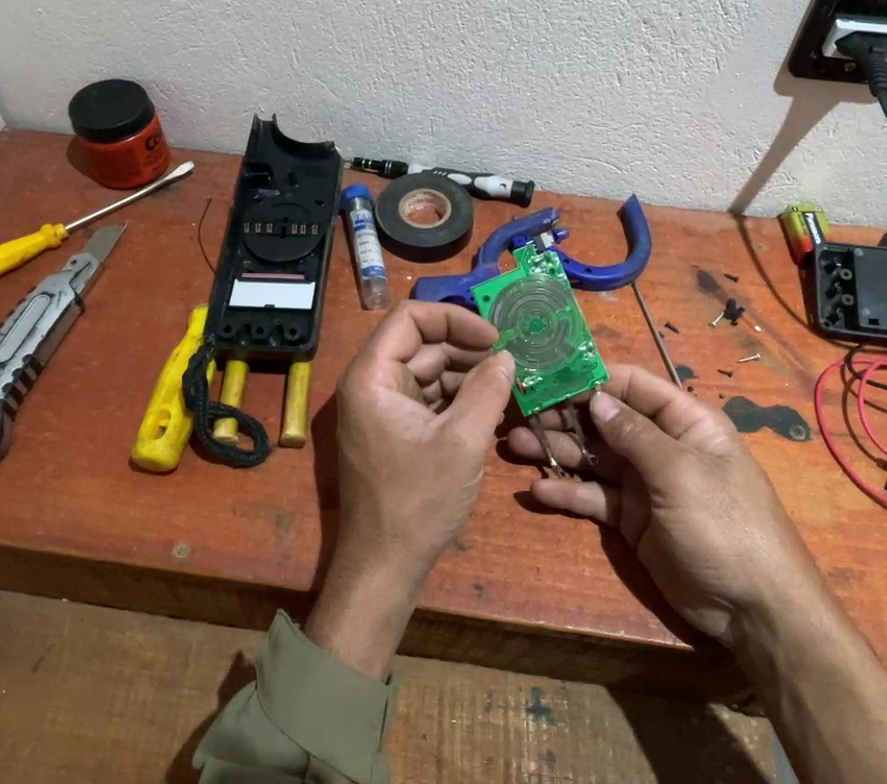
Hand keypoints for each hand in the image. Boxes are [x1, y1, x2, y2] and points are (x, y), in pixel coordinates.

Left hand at [306, 302, 515, 676]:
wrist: (385, 566)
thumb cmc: (418, 502)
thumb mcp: (462, 442)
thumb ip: (487, 390)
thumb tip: (507, 357)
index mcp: (372, 377)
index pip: (411, 318)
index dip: (455, 319)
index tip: (495, 338)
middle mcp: (372, 385)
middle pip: (422, 344)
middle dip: (468, 350)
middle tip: (514, 361)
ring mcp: (383, 409)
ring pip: (430, 372)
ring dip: (469, 375)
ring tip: (512, 385)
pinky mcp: (397, 431)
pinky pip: (430, 399)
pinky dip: (460, 399)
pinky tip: (495, 407)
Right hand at [507, 364, 816, 646]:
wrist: (753, 606)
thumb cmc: (725, 524)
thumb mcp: (681, 472)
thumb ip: (634, 434)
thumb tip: (597, 397)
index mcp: (685, 422)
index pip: (633, 385)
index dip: (592, 378)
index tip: (549, 376)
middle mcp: (662, 446)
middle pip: (605, 420)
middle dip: (564, 415)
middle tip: (519, 414)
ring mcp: (645, 484)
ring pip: (594, 458)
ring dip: (557, 450)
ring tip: (513, 446)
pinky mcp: (632, 520)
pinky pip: (594, 497)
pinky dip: (567, 492)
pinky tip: (537, 489)